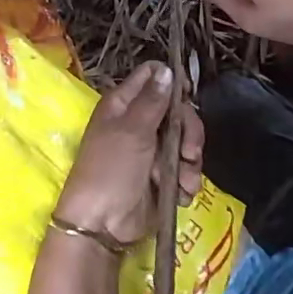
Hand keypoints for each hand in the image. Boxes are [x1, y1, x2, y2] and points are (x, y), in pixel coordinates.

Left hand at [55, 62, 203, 246]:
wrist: (102, 224)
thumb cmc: (111, 170)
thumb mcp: (132, 131)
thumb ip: (153, 100)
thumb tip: (167, 69)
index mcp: (124, 104)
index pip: (152, 76)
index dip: (172, 81)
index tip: (189, 95)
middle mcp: (138, 122)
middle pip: (177, 111)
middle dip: (189, 131)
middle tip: (190, 151)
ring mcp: (151, 149)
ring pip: (185, 141)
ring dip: (190, 161)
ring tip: (183, 181)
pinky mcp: (161, 175)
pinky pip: (184, 168)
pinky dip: (186, 180)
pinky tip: (180, 193)